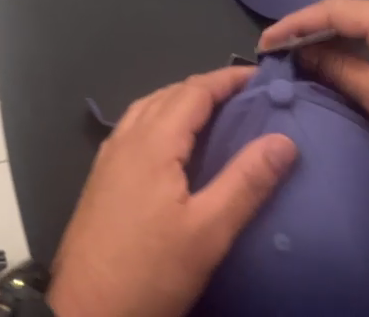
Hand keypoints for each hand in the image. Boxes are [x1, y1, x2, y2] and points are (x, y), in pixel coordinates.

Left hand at [47, 67, 298, 316]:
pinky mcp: (101, 179)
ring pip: (149, 109)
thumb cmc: (148, 272)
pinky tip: (174, 146)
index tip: (261, 76)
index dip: (227, 79)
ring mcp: (109, 158)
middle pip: (170, 94)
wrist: (83, 314)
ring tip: (215, 114)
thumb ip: (246, 183)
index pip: (195, 90)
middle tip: (246, 97)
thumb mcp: (207, 233)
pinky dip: (162, 119)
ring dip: (182, 102)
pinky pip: (135, 128)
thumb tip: (285, 140)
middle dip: (208, 88)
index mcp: (153, 141)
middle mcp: (127, 138)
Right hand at [258, 0, 368, 201]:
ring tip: (301, 52)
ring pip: (367, 21)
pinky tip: (341, 56)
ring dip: (334, 34)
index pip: (334, 9)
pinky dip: (357, 41)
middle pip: (350, 10)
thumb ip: (341, 70)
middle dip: (312, 26)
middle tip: (279, 48)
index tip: (266, 42)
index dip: (296, 23)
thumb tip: (304, 54)